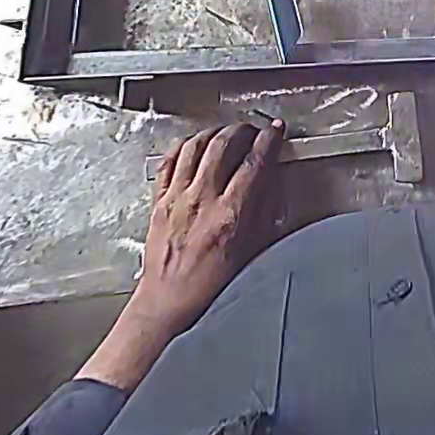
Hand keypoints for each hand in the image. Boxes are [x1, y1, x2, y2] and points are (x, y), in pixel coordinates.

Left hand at [77, 120, 284, 390]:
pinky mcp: (159, 200)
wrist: (169, 304)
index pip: (254, 163)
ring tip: (226, 132)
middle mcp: (202, 202)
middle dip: (242, 130)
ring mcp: (177, 198)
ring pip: (196, 146)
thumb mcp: (254, 250)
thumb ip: (265, 210)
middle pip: (224, 145)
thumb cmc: (212, 286)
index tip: (275, 131)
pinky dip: (185, 145)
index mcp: (230, 216)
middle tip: (252, 130)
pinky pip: (170, 160)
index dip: (269, 140)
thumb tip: (271, 177)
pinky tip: (194, 144)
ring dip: (215, 132)